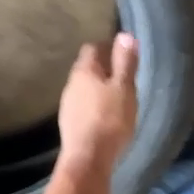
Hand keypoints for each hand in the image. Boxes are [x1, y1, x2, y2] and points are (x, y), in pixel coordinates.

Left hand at [57, 33, 137, 171]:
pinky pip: (84, 105)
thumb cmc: (110, 120)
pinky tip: (107, 116)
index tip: (124, 55)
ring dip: (99, 88)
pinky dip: (96, 104)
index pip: (93, 48)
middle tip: (124, 76)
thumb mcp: (124, 89)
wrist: (88, 158)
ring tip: (118, 97)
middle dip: (104, 68)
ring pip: (85, 87)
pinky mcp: (70, 123)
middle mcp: (71, 83)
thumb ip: (125, 63)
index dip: (108, 47)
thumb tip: (125, 35)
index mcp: (84, 71)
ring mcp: (68, 104)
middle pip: (88, 67)